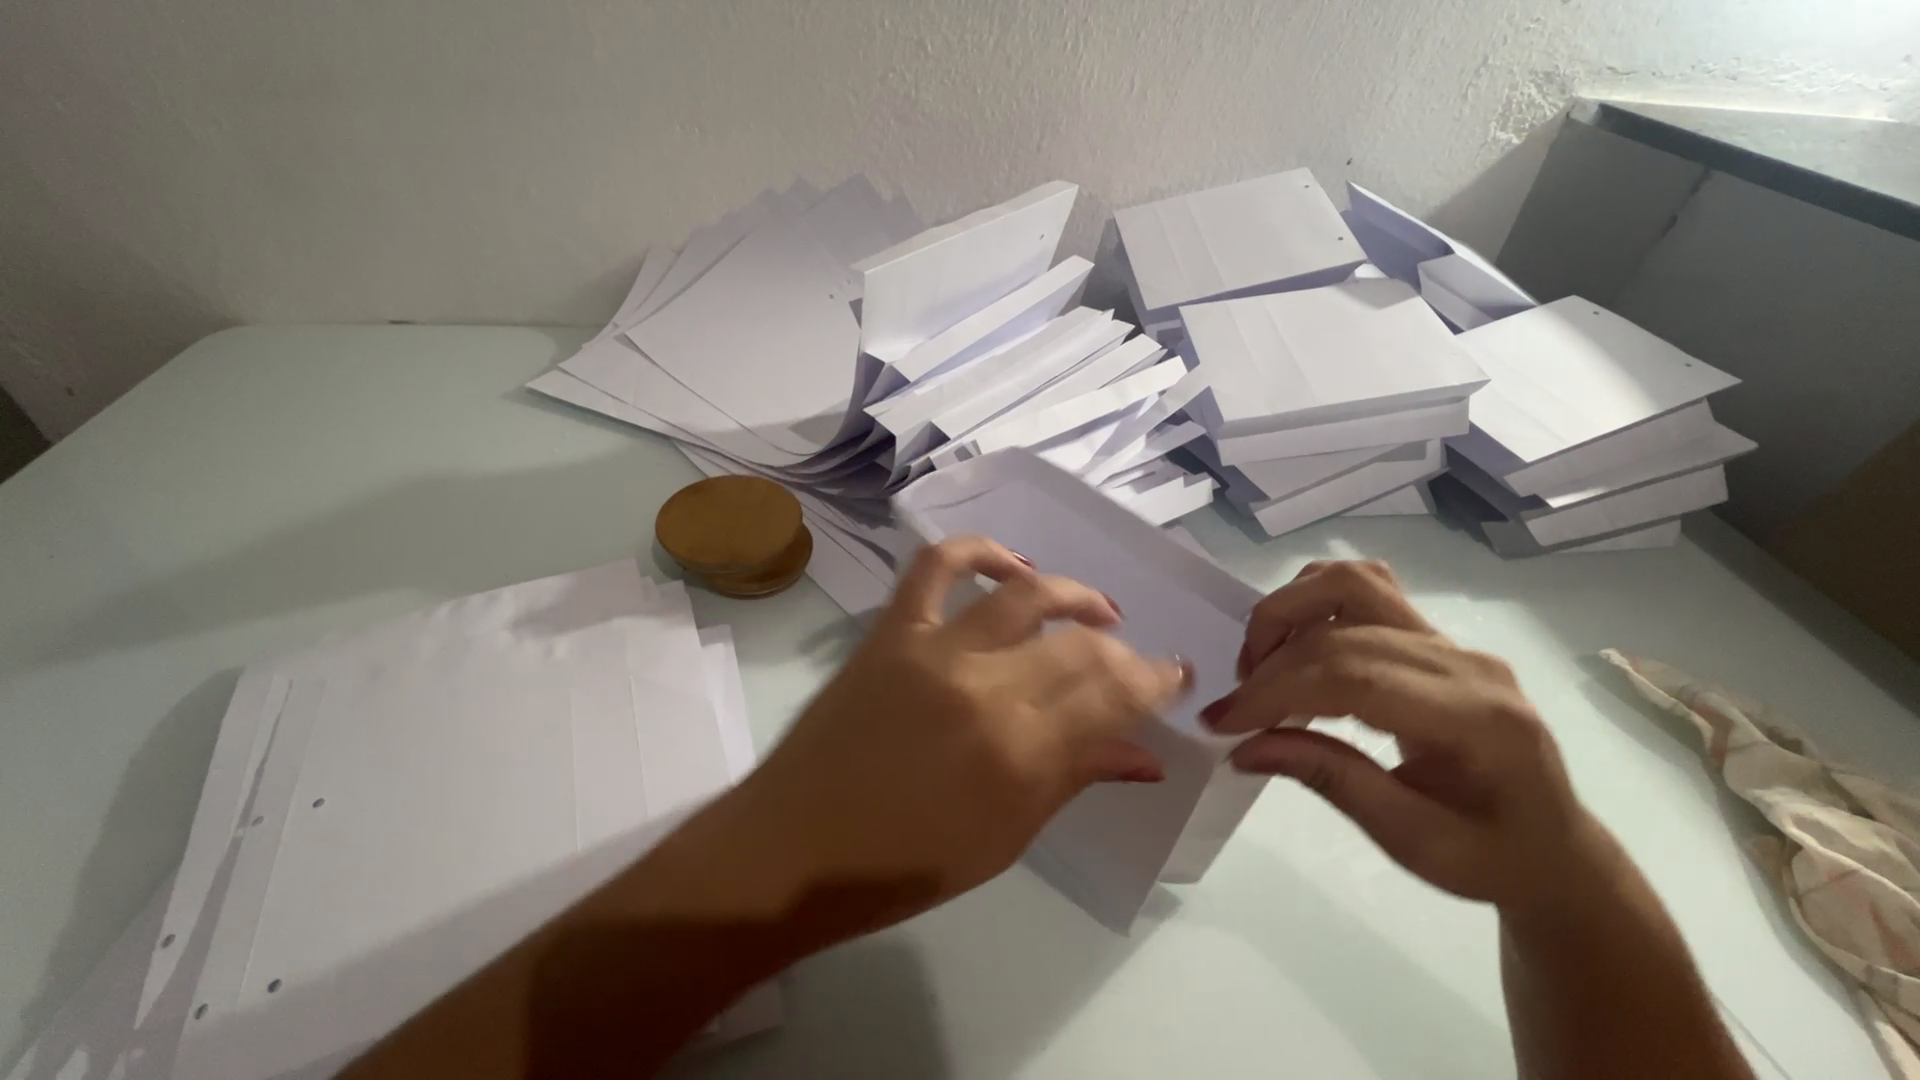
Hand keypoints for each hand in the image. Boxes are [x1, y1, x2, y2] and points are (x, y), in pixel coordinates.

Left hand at [734, 535, 1191, 920]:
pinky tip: (1011, 564)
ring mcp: (932, 650)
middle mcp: (983, 687)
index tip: (1176, 678)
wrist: (794, 848)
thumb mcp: (1003, 839)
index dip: (1155, 683)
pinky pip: (935, 567)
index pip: (1112, 697)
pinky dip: (979, 552)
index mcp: (1017, 752)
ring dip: (1073, 594)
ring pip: (1023, 595)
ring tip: (1098, 609)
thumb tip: (1144, 756)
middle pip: (1078, 646)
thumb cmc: (901, 866)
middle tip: (1139, 663)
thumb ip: (1073, 780)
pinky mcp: (891, 632)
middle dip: (1125, 652)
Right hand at [1206, 560, 1620, 915]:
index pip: (1354, 676)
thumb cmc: (1491, 858)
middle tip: (1234, 711)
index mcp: (1476, 718)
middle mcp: (1466, 662)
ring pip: (1352, 584)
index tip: (1223, 723)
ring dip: (1288, 614)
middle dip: (1270, 663)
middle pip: (1342, 630)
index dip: (1277, 690)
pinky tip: (1294, 648)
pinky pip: (1365, 589)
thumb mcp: (1413, 841)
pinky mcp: (1434, 636)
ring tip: (1261, 667)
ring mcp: (1452, 641)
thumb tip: (1245, 748)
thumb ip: (1332, 781)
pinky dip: (1312, 605)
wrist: (1553, 849)